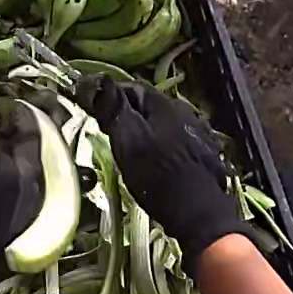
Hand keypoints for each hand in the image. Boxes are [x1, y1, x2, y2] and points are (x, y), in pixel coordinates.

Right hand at [77, 74, 250, 262]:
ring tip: (126, 150)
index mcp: (165, 105)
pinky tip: (152, 165)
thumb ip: (111, 109)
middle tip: (105, 131)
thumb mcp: (128, 139)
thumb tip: (90, 80)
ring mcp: (197, 136)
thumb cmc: (158, 175)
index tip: (91, 110)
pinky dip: (158, 149)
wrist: (197, 212)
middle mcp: (185, 114)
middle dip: (126, 115)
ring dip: (143, 132)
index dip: (109, 96)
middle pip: (147, 107)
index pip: (131, 88)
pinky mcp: (202, 157)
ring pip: (161, 126)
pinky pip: (173, 144)